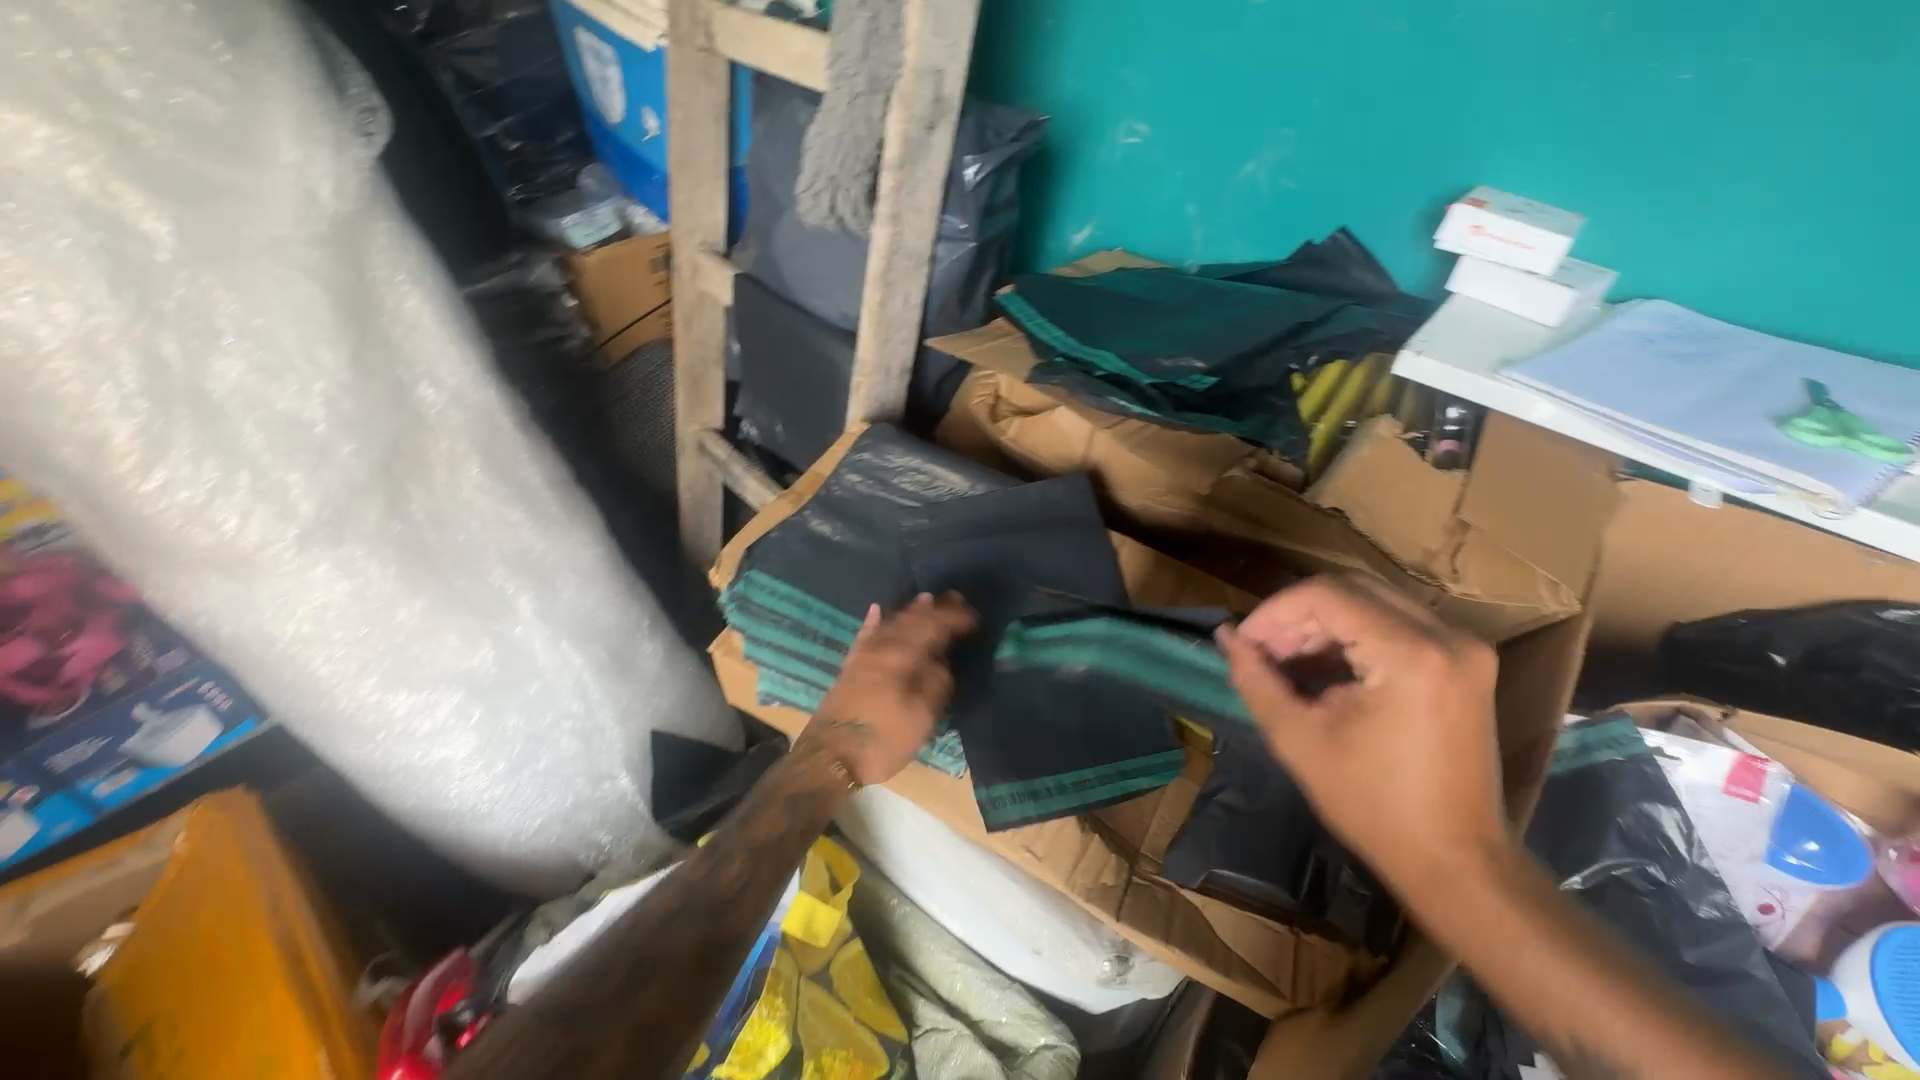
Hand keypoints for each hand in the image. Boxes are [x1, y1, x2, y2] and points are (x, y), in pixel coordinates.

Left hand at [799, 592, 976, 785]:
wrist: (829, 758)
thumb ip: (936, 684)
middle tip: (955, 598)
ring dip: (909, 611)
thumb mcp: (921, 718)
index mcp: (903, 658)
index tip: (975, 617)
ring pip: (889, 625)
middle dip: (935, 609)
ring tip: (925, 599)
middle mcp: (882, 649)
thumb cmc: (882, 740)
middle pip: (911, 621)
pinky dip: (872, 622)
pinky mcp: (849, 669)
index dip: (955, 619)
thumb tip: (942, 662)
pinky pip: (863, 637)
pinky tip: (876, 610)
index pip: (934, 628)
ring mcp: (862, 657)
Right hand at [1215, 574, 1506, 892]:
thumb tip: (1226, 636)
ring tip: (1286, 662)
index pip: (1327, 595)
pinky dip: (1355, 637)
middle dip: (1297, 616)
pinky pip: (1398, 625)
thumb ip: (1256, 680)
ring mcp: (1464, 648)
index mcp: (1410, 655)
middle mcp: (1446, 638)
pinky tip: (1324, 669)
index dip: (1275, 612)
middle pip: (1353, 591)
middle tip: (1261, 653)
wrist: (1456, 859)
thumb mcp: (1299, 740)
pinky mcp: (1466, 663)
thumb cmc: (1372, 805)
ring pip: (1375, 603)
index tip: (1244, 643)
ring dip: (1324, 625)